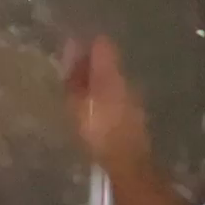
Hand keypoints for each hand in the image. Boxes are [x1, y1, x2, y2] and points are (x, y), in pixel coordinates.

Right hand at [63, 37, 151, 170]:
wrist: (128, 162)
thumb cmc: (97, 129)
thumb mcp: (76, 102)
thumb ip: (74, 75)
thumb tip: (71, 52)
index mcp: (110, 74)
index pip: (103, 45)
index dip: (87, 42)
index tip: (70, 45)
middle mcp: (125, 80)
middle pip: (108, 61)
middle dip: (90, 62)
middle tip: (68, 68)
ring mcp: (133, 96)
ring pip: (112, 78)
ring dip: (96, 79)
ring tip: (77, 88)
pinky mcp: (135, 112)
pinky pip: (116, 93)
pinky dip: (103, 93)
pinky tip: (92, 105)